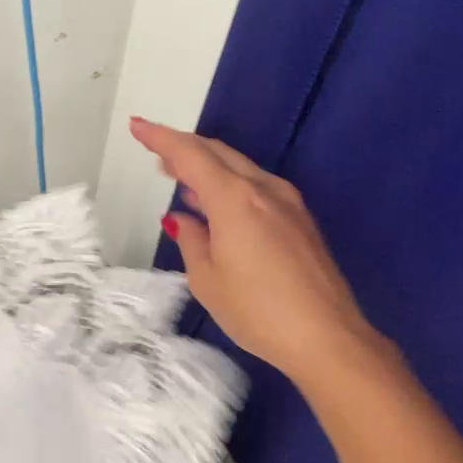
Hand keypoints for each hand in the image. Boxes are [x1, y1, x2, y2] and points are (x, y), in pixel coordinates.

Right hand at [132, 117, 387, 383]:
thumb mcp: (208, 280)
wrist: (326, 336)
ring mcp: (288, 203)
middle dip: (185, 149)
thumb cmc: (258, 312)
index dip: (160, 138)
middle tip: (157, 154)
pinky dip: (231, 186)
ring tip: (181, 178)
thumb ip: (192, 240)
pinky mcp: (301, 221)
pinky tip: (218, 206)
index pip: (191, 155)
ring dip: (209, 168)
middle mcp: (264, 189)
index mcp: (235, 199)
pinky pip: (257, 188)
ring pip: (241, 169)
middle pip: (219, 154)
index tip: (137, 126)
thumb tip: (183, 219)